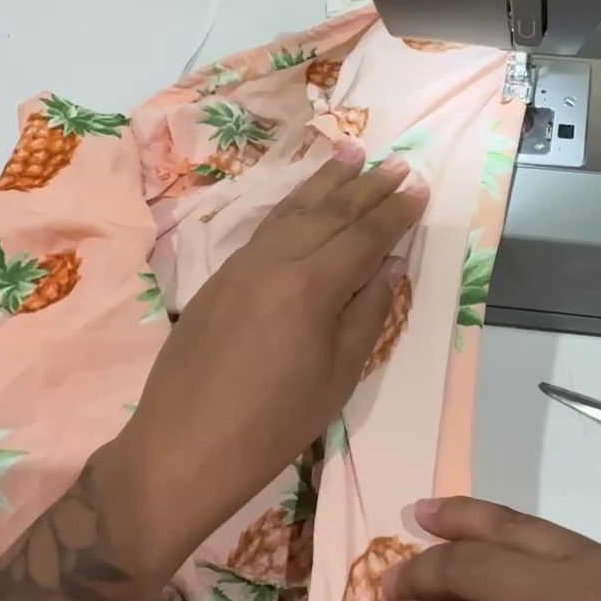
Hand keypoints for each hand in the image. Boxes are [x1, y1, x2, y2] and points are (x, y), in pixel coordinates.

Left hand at [115, 141, 427, 553]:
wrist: (181, 447)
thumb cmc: (273, 424)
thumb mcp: (338, 376)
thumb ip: (368, 313)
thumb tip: (392, 265)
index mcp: (312, 287)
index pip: (365, 236)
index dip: (395, 212)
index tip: (419, 187)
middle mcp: (277, 262)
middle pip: (330, 212)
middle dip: (367, 186)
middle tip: (397, 163)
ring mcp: (242, 264)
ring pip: (293, 209)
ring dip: (326, 180)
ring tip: (352, 153)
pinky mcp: (220, 276)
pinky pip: (266, 226)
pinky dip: (292, 203)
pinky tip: (303, 198)